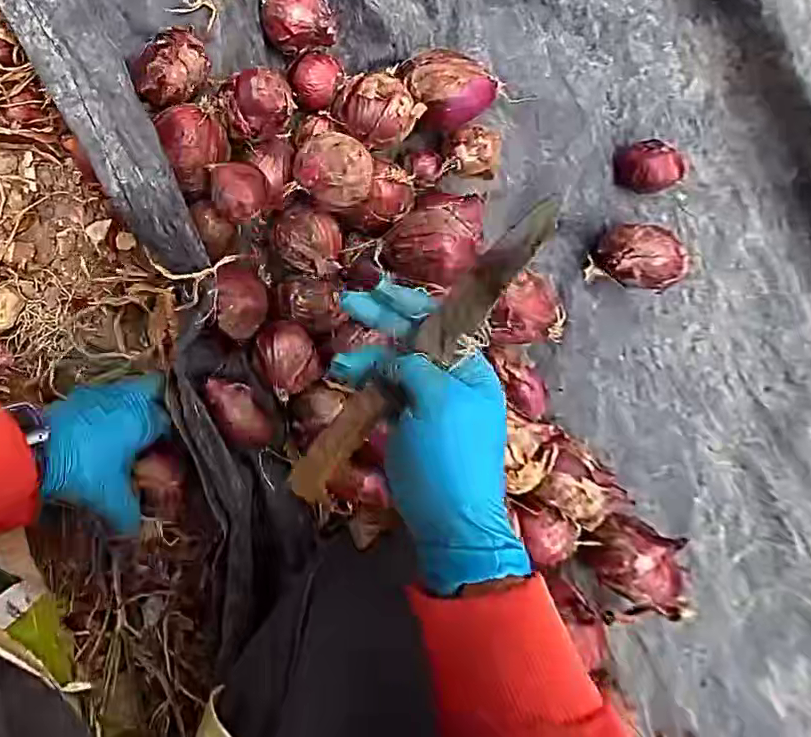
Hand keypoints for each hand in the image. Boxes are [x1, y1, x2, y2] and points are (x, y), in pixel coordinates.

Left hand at [38, 374, 170, 533]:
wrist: (31, 451)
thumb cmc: (82, 467)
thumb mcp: (110, 497)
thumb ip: (128, 516)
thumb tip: (134, 538)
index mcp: (143, 414)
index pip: (171, 421)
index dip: (173, 440)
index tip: (170, 456)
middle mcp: (127, 396)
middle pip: (157, 390)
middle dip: (161, 408)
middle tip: (158, 435)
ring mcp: (102, 392)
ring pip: (131, 392)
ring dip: (135, 410)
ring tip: (130, 439)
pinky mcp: (80, 396)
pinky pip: (108, 399)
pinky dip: (112, 412)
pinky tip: (104, 436)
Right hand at [331, 282, 530, 595]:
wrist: (452, 522)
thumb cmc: (451, 456)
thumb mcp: (437, 401)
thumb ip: (414, 367)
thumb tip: (392, 359)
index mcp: (469, 369)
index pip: (438, 323)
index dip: (408, 302)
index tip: (377, 288)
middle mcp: (449, 378)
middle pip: (413, 338)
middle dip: (382, 319)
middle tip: (349, 302)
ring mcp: (427, 400)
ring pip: (394, 364)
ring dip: (367, 359)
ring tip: (341, 365)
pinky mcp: (408, 421)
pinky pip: (385, 390)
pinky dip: (367, 383)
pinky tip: (348, 380)